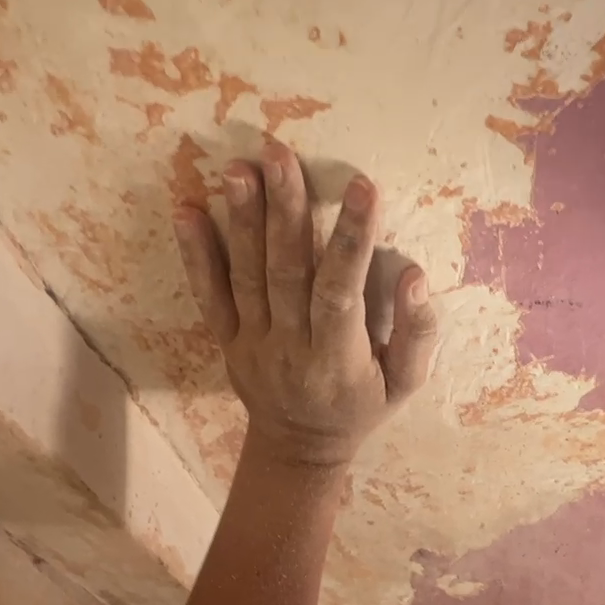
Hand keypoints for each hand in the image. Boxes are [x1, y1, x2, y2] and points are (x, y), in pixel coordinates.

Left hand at [175, 143, 438, 468]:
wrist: (299, 448)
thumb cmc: (362, 408)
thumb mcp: (406, 385)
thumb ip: (418, 334)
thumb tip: (416, 277)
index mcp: (338, 358)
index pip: (343, 291)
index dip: (353, 239)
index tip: (364, 188)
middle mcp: (290, 347)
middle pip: (286, 273)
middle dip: (286, 211)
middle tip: (280, 155)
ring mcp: (252, 343)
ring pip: (246, 276)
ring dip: (242, 220)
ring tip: (240, 169)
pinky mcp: (227, 340)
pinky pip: (208, 295)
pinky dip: (195, 254)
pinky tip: (186, 211)